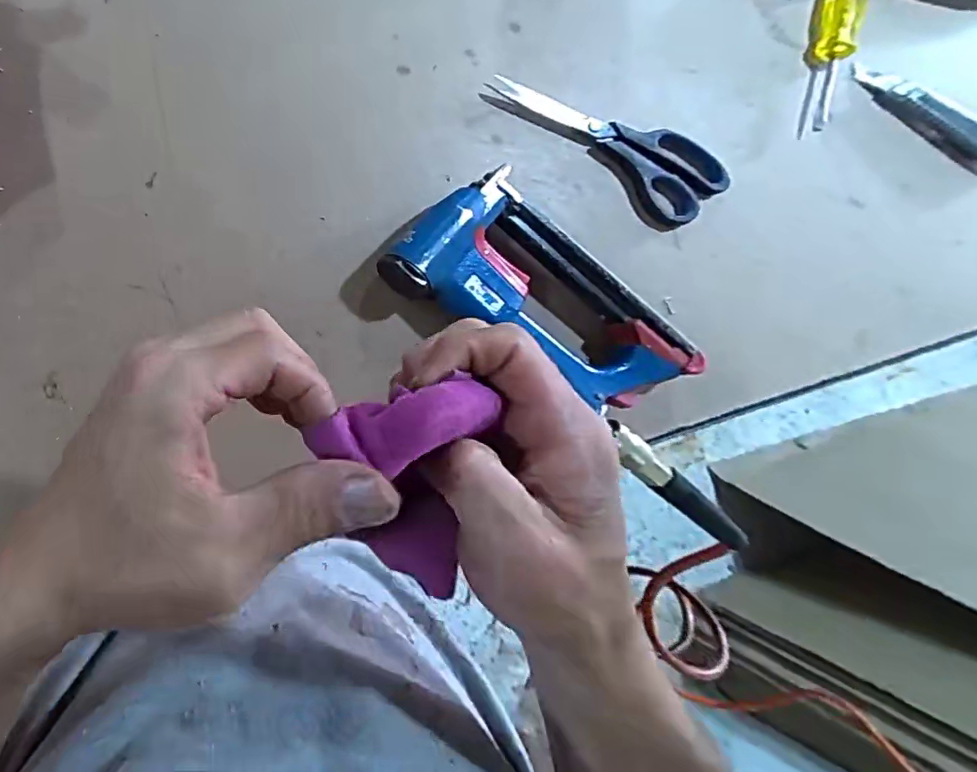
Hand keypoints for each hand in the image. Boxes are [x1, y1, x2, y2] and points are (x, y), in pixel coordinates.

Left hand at [1, 309, 401, 637]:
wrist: (37, 583)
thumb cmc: (128, 566)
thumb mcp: (230, 549)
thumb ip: (308, 508)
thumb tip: (382, 489)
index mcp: (176, 380)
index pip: (270, 349)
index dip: (313, 388)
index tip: (329, 444)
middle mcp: (159, 357)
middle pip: (253, 331)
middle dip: (297, 375)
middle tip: (314, 433)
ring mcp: (143, 369)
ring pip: (231, 342)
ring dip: (272, 377)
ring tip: (293, 429)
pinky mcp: (137, 388)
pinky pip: (208, 360)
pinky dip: (243, 382)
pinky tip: (252, 424)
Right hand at [395, 320, 632, 646]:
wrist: (574, 631)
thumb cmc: (553, 590)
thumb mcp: (510, 537)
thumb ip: (468, 472)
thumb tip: (425, 431)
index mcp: (566, 424)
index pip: (511, 346)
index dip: (455, 352)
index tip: (416, 393)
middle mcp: (550, 409)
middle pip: (486, 348)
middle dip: (435, 367)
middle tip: (402, 411)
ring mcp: (529, 423)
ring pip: (469, 369)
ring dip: (428, 390)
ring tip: (405, 430)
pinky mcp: (507, 439)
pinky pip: (463, 401)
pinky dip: (430, 413)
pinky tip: (415, 443)